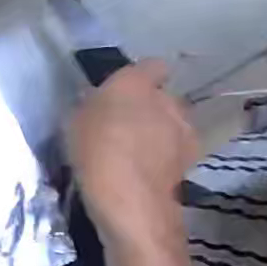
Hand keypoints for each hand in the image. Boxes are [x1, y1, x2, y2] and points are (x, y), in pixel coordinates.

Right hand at [68, 61, 198, 241]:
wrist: (128, 199)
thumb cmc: (94, 148)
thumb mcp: (75, 119)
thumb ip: (93, 105)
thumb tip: (102, 103)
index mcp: (136, 83)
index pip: (151, 66)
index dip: (141, 76)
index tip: (125, 89)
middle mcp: (167, 101)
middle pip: (164, 97)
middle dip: (151, 106)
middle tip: (126, 123)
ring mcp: (184, 132)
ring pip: (174, 124)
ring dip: (161, 132)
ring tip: (137, 150)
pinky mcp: (191, 162)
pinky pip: (175, 150)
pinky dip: (165, 156)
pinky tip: (145, 169)